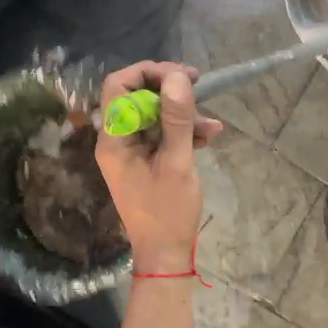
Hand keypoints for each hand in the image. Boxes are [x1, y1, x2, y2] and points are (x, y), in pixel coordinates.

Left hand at [95, 61, 222, 273]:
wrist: (165, 255)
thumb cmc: (168, 212)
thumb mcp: (177, 163)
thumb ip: (176, 120)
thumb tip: (178, 79)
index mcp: (114, 139)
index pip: (118, 86)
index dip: (148, 73)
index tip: (181, 77)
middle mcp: (117, 141)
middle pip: (137, 97)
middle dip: (170, 91)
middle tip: (200, 88)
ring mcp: (131, 153)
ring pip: (153, 116)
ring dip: (183, 114)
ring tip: (213, 125)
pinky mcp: (146, 163)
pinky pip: (161, 136)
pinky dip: (183, 132)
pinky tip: (210, 137)